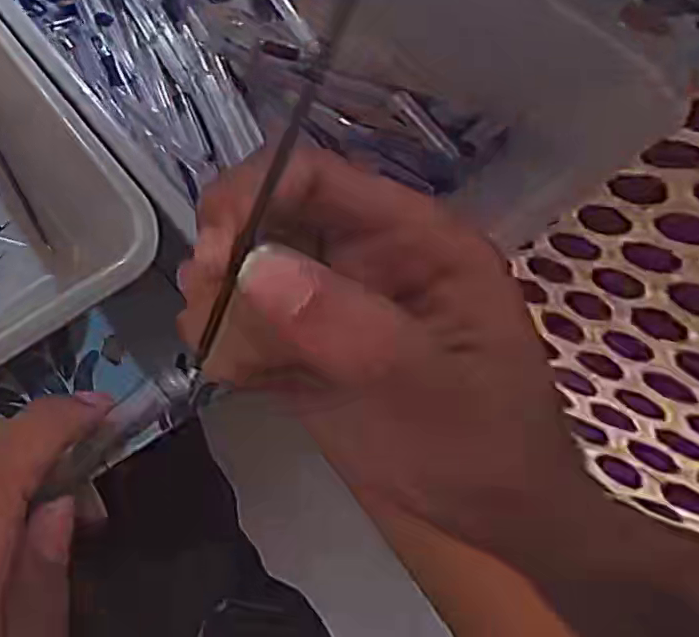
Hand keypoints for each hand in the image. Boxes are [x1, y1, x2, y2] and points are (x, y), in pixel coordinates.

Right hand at [176, 147, 602, 560]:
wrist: (480, 524)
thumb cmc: (484, 453)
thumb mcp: (433, 392)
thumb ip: (349, 325)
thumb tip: (253, 266)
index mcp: (404, 233)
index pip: (309, 173)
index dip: (250, 193)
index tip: (214, 251)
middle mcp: (349, 244)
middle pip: (248, 209)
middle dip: (223, 262)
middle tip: (219, 311)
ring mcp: (309, 282)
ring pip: (223, 262)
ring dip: (224, 314)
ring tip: (266, 366)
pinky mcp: (279, 320)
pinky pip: (218, 308)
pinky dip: (221, 342)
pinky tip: (259, 379)